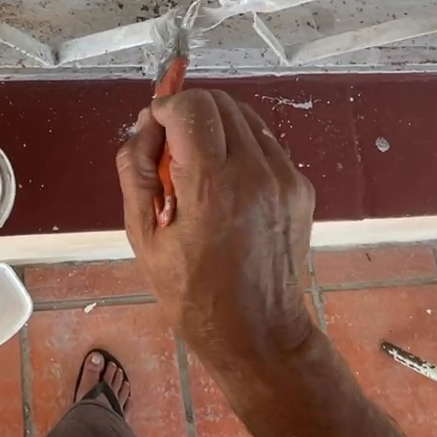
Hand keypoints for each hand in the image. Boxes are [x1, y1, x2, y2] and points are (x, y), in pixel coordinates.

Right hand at [116, 90, 316, 368]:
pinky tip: (226, 180)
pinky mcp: (300, 186)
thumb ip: (136, 169)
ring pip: (242, 114)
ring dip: (213, 124)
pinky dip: (238, 143)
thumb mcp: (142, 236)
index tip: (153, 131)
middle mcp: (254, 173)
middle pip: (217, 101)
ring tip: (198, 164)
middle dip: (186, 112)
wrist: (259, 336)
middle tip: (171, 149)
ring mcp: (284, 178)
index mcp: (211, 187)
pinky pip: (263, 140)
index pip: (191, 107)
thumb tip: (144, 124)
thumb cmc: (191, 292)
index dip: (165, 108)